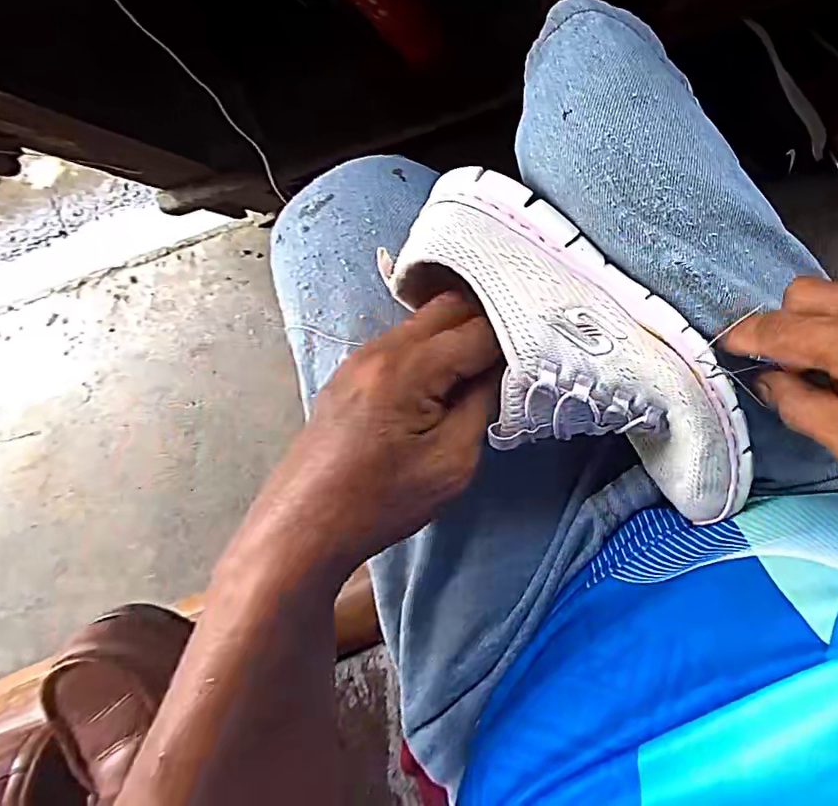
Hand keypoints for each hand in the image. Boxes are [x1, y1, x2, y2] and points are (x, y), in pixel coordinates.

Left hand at [234, 291, 502, 582]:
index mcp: (408, 368)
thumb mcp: (453, 460)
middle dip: (492, 321)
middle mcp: (383, 349)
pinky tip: (451, 375)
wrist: (299, 532)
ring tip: (489, 364)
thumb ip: (484, 402)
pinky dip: (439, 344)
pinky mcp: (354, 372)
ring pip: (429, 318)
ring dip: (463, 332)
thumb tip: (504, 368)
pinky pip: (408, 338)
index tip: (539, 355)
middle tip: (518, 351)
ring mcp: (363, 356)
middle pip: (453, 305)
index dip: (515, 340)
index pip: (480, 330)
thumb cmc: (381, 502)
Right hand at [723, 278, 837, 513]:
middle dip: (783, 328)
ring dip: (815, 325)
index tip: (726, 348)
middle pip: (800, 294)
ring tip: (832, 372)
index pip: (781, 327)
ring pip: (830, 293)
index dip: (745, 337)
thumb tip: (765, 376)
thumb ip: (795, 404)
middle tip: (789, 371)